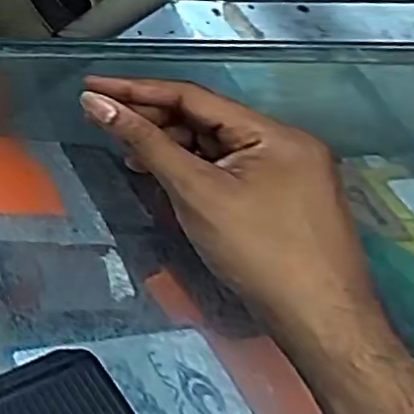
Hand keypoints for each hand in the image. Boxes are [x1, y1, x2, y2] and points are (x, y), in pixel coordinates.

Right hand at [79, 77, 380, 335]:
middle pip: (199, 117)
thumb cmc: (259, 250)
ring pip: (207, 141)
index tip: (91, 85)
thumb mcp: (192, 188)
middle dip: (148, 118)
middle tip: (101, 118)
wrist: (322, 328)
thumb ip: (141, 138)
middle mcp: (284, 145)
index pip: (191, 96)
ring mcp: (285, 171)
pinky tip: (156, 170)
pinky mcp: (277, 195)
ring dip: (163, 142)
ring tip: (125, 150)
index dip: (135, 89)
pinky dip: (184, 163)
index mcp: (275, 135)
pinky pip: (219, 163)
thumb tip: (93, 101)